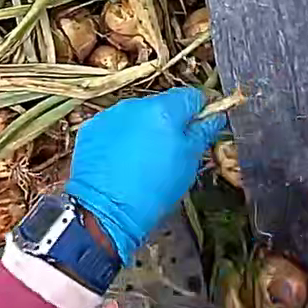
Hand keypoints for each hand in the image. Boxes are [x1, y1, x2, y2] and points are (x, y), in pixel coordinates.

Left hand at [68, 86, 229, 258]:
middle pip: (163, 104)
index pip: (191, 95)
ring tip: (143, 159)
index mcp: (164, 111)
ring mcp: (111, 115)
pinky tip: (122, 161)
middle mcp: (136, 105)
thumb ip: (202, 133)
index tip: (200, 128)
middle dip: (170, 122)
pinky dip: (122, 137)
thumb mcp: (188, 163)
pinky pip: (116, 126)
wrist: (103, 212)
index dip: (200, 111)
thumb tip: (215, 116)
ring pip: (139, 115)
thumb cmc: (153, 190)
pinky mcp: (91, 128)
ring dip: (145, 129)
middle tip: (171, 151)